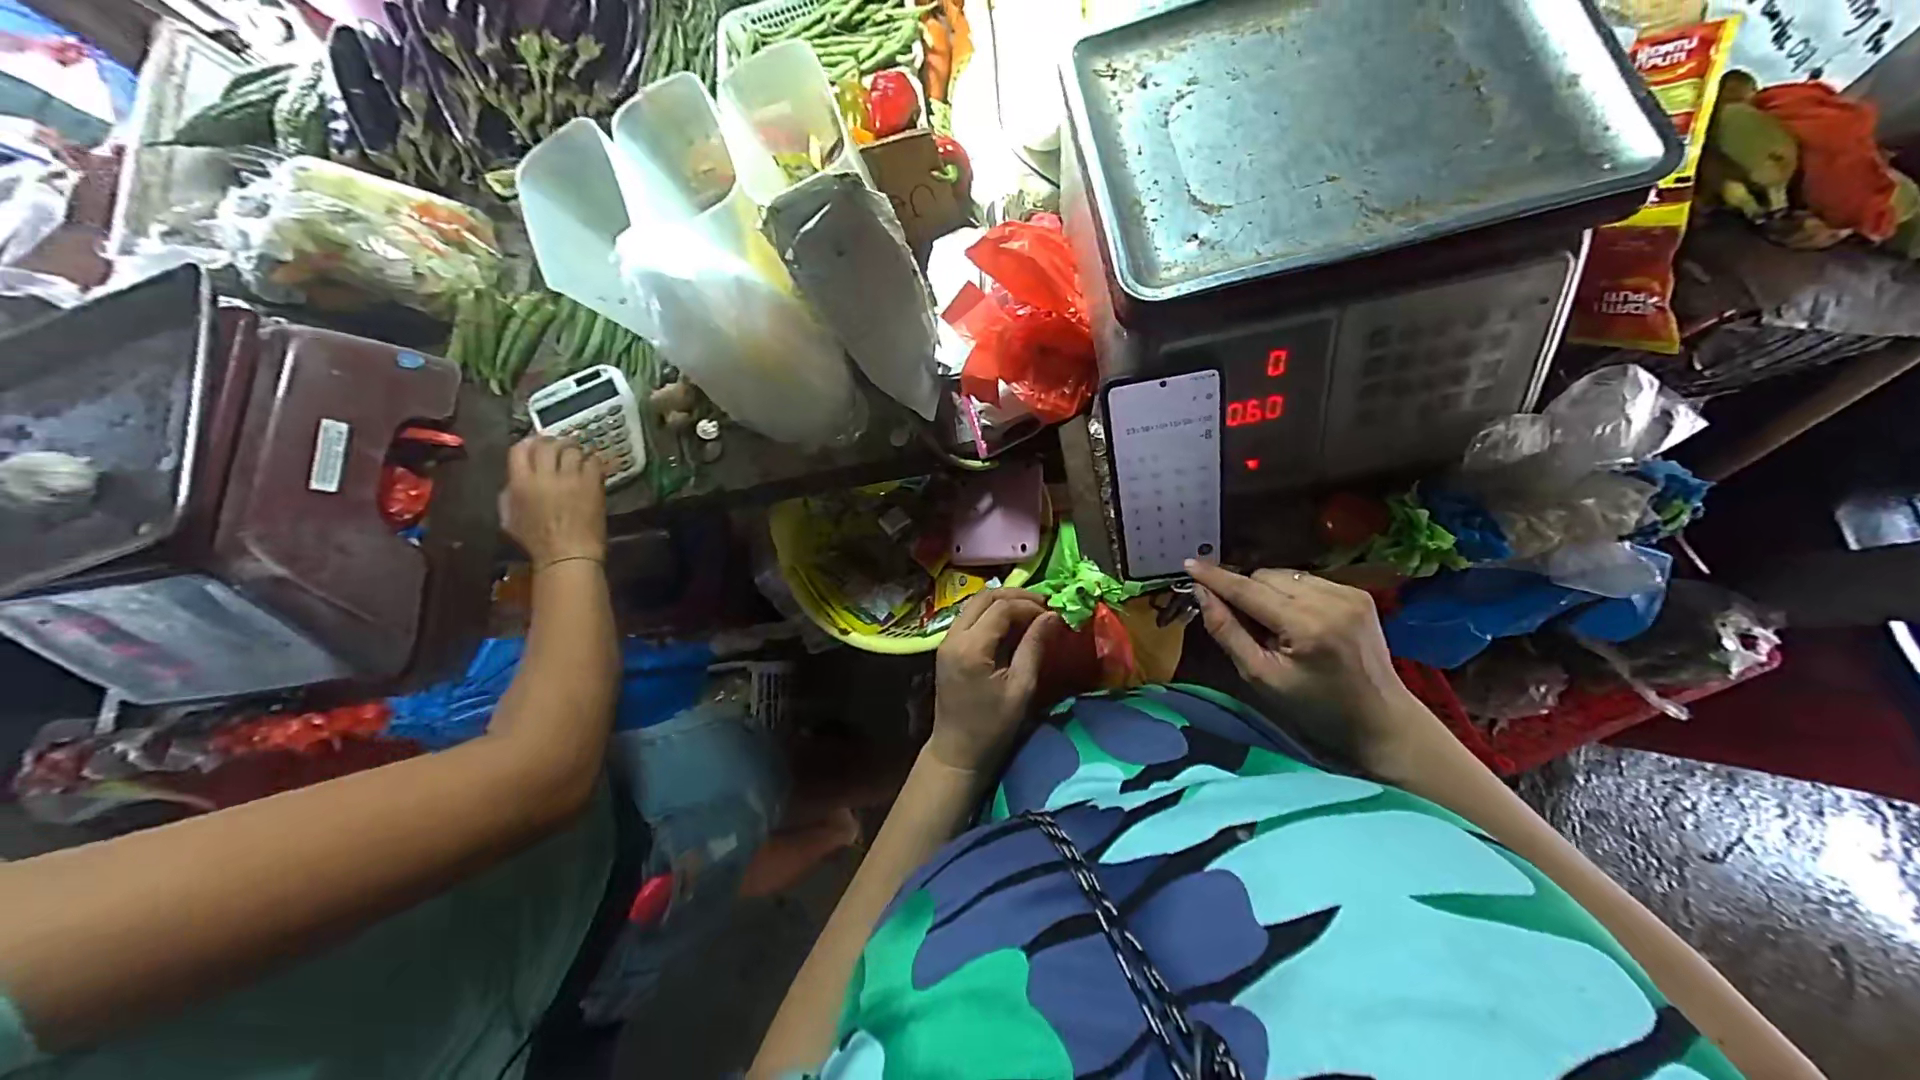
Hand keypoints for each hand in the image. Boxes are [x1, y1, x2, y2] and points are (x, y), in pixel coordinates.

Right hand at [501, 436, 605, 566]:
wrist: (568, 554)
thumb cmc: (537, 541)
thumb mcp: (509, 517)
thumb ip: (510, 491)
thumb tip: (518, 476)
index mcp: (520, 483)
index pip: (520, 450)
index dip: (528, 443)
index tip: (535, 444)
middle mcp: (545, 476)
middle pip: (547, 444)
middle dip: (551, 442)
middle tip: (558, 446)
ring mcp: (571, 478)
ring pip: (571, 449)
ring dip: (572, 449)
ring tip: (574, 454)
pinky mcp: (592, 484)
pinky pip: (593, 461)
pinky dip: (590, 459)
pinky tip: (589, 465)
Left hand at [928, 589, 1061, 773]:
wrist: (957, 751)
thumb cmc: (993, 726)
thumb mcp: (1022, 688)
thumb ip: (1034, 647)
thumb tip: (1052, 616)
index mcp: (971, 648)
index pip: (1002, 608)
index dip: (1030, 605)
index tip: (1053, 612)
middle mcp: (953, 637)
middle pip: (985, 597)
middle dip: (1016, 596)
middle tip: (1044, 605)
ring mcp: (947, 640)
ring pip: (975, 604)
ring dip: (1004, 602)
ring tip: (1032, 612)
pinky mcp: (948, 647)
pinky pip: (970, 618)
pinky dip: (992, 614)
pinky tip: (1013, 625)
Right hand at [1187, 560, 1437, 767]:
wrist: (1380, 720)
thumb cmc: (1314, 707)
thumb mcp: (1260, 676)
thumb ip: (1227, 632)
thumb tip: (1201, 593)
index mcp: (1306, 625)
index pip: (1248, 590)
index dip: (1215, 577)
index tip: (1188, 565)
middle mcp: (1330, 600)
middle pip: (1264, 576)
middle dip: (1245, 593)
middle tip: (1244, 625)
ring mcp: (1348, 593)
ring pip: (1284, 575)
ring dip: (1267, 592)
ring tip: (1274, 626)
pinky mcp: (1358, 594)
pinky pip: (1306, 580)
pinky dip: (1291, 595)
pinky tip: (1297, 621)